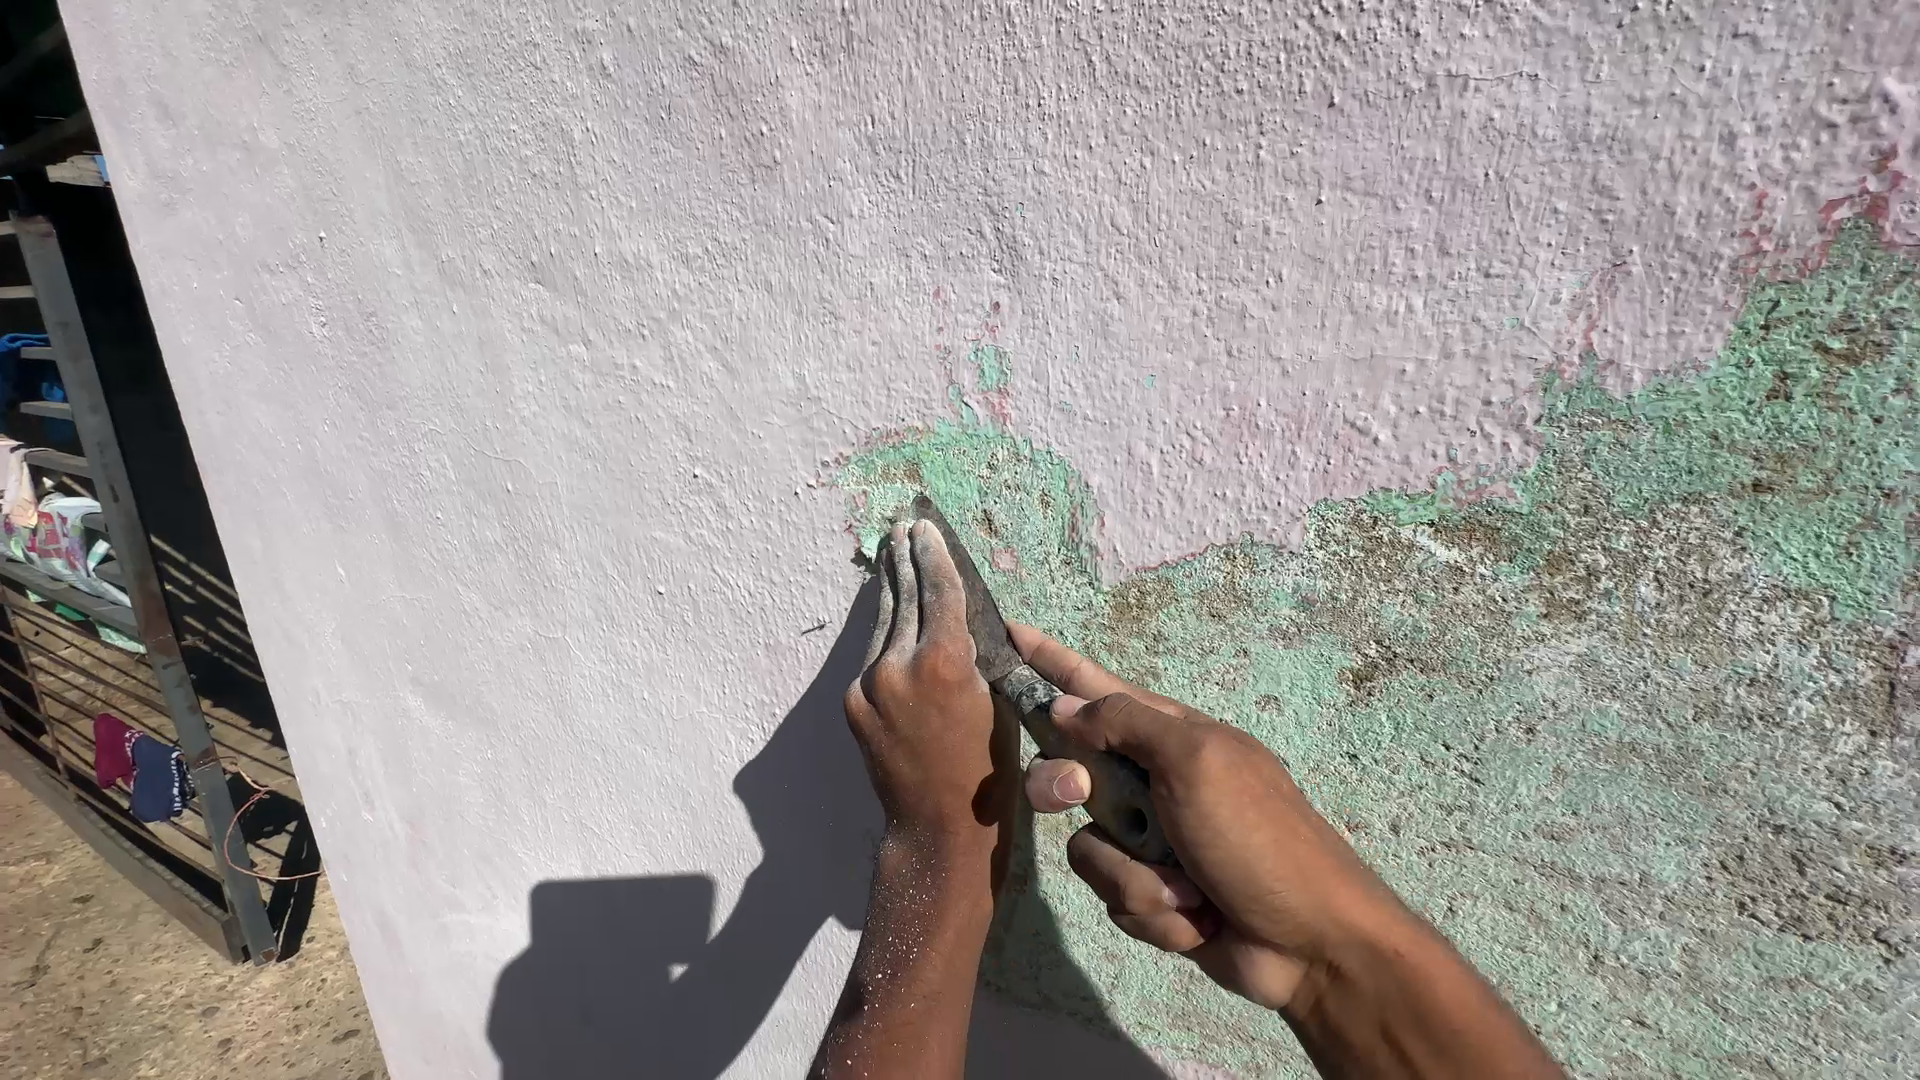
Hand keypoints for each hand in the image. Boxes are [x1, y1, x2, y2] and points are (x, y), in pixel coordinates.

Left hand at [844, 521, 1012, 862]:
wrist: (937, 826)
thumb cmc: (987, 767)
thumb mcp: (995, 700)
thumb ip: (972, 655)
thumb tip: (957, 619)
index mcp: (943, 662)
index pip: (939, 592)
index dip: (934, 556)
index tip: (926, 528)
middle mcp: (898, 665)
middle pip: (905, 598)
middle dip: (906, 560)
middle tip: (904, 527)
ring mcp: (869, 684)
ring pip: (884, 623)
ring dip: (890, 587)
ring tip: (892, 553)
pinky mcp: (853, 702)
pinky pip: (874, 654)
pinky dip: (886, 630)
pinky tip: (890, 610)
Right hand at [1011, 623, 1417, 1012]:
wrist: (1311, 946)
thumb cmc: (1257, 836)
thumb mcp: (1195, 761)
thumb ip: (1124, 723)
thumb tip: (1064, 707)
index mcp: (1166, 734)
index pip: (1093, 685)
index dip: (1050, 660)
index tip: (1010, 631)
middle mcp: (1149, 780)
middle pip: (1067, 770)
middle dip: (1064, 790)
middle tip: (1079, 798)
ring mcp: (1149, 839)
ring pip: (1086, 844)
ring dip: (1134, 874)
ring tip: (1188, 889)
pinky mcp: (1150, 891)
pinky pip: (1113, 893)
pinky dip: (1154, 911)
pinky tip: (1196, 917)